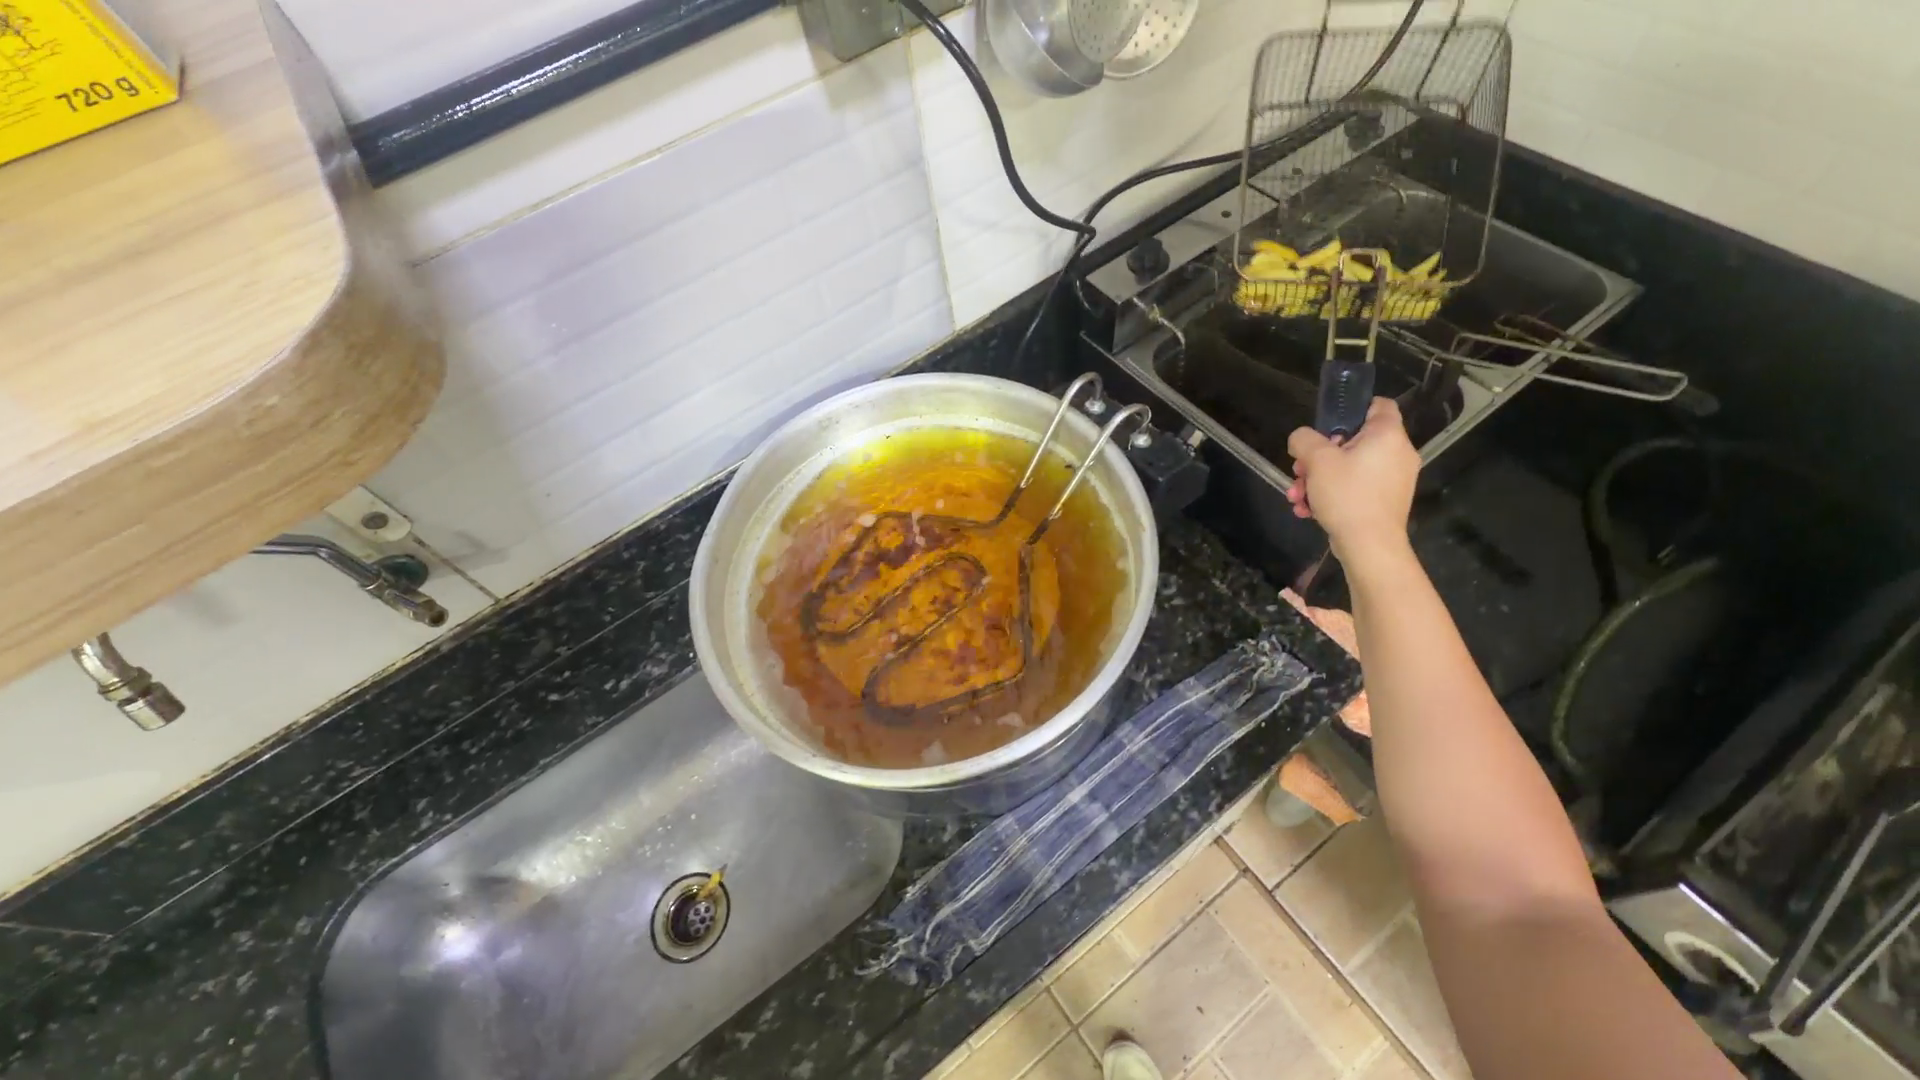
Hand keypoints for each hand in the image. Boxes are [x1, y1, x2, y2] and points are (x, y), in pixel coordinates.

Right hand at [1285, 397, 1419, 565]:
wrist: (1370, 545)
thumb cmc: (1347, 495)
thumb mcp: (1317, 460)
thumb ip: (1304, 439)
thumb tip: (1301, 439)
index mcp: (1388, 435)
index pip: (1379, 404)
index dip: (1352, 407)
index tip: (1327, 424)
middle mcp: (1398, 453)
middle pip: (1354, 441)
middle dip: (1319, 456)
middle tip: (1300, 470)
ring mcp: (1394, 480)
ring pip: (1351, 468)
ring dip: (1319, 479)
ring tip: (1297, 496)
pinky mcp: (1386, 501)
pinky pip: (1356, 487)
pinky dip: (1333, 494)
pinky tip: (1309, 511)